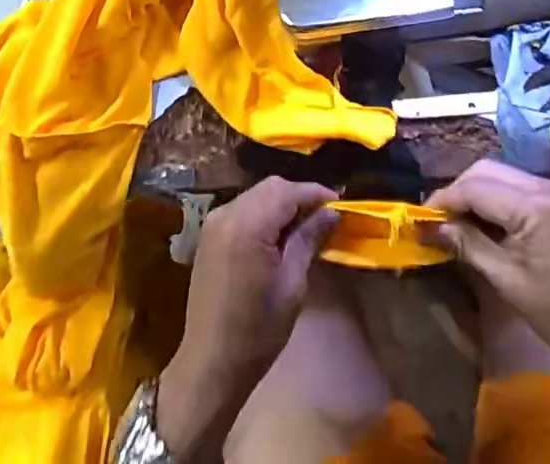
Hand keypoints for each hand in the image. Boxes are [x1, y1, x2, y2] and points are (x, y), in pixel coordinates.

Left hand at [158, 178, 337, 461]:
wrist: (211, 361)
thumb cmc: (258, 329)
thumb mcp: (292, 285)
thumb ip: (308, 240)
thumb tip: (331, 212)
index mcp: (247, 225)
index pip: (286, 191)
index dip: (315, 193)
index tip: (340, 203)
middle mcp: (226, 213)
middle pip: (269, 187)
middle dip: (298, 196)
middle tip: (325, 216)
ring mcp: (214, 221)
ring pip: (255, 195)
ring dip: (281, 203)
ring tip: (307, 226)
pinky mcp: (209, 233)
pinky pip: (242, 209)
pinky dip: (264, 212)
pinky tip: (280, 234)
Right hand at [428, 160, 549, 375]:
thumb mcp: (510, 282)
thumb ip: (468, 245)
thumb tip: (429, 226)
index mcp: (537, 205)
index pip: (475, 186)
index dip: (444, 200)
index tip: (422, 219)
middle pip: (488, 170)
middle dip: (459, 191)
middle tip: (439, 220)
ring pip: (504, 175)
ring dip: (477, 193)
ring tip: (459, 223)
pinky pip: (523, 187)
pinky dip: (499, 199)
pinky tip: (489, 224)